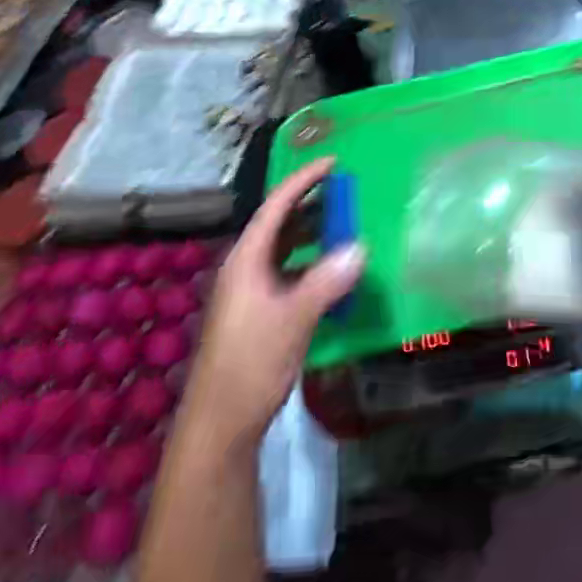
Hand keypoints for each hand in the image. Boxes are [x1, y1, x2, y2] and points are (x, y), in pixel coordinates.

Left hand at [184, 158, 364, 443]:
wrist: (221, 419)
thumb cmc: (252, 363)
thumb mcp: (293, 318)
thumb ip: (326, 281)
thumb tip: (360, 246)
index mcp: (246, 261)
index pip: (275, 207)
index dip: (302, 181)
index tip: (332, 162)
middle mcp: (245, 269)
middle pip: (279, 225)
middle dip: (310, 204)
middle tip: (346, 192)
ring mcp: (251, 292)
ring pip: (284, 251)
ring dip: (313, 235)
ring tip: (346, 225)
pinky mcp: (259, 313)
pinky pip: (289, 274)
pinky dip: (312, 264)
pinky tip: (334, 274)